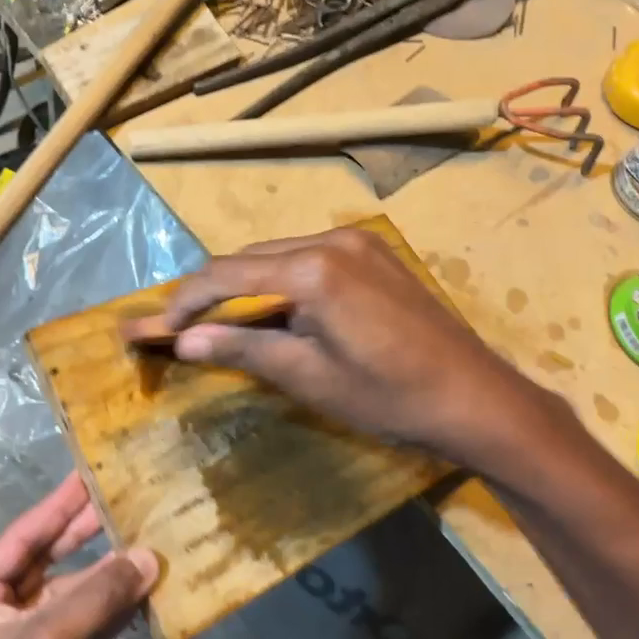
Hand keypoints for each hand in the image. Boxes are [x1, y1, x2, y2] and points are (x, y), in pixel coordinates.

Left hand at [0, 474, 159, 638]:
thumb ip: (98, 592)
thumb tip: (149, 554)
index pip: (21, 538)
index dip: (57, 505)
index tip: (88, 473)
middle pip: (46, 560)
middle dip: (85, 533)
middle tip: (121, 496)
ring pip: (71, 591)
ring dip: (106, 572)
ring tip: (143, 538)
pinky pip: (84, 623)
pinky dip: (112, 605)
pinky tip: (141, 586)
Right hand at [125, 227, 561, 465]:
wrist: (478, 398)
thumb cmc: (390, 397)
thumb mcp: (309, 377)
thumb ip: (243, 348)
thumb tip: (184, 342)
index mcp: (312, 269)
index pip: (226, 275)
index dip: (186, 301)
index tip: (160, 329)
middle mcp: (330, 240)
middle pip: (249, 258)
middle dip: (212, 290)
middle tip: (184, 326)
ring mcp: (356, 242)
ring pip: (278, 255)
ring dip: (246, 284)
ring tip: (223, 321)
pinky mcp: (373, 253)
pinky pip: (309, 257)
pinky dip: (282, 280)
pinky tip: (277, 310)